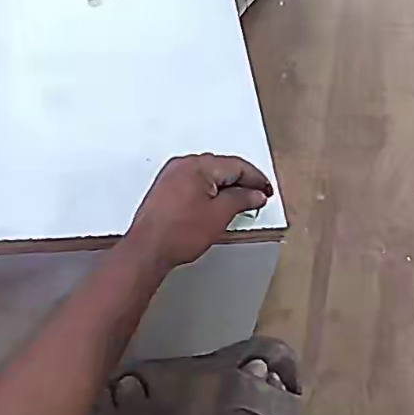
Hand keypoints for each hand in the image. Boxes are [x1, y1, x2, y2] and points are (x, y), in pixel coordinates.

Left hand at [124, 154, 273, 267]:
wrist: (147, 249)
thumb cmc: (175, 234)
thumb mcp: (219, 215)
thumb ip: (241, 199)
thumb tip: (254, 194)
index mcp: (197, 166)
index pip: (236, 165)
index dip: (255, 179)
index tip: (266, 190)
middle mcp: (182, 166)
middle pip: (221, 167)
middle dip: (241, 182)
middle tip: (257, 196)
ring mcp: (171, 176)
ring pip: (207, 175)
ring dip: (225, 187)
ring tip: (239, 203)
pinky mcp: (165, 188)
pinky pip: (193, 182)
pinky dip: (208, 191)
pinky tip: (215, 205)